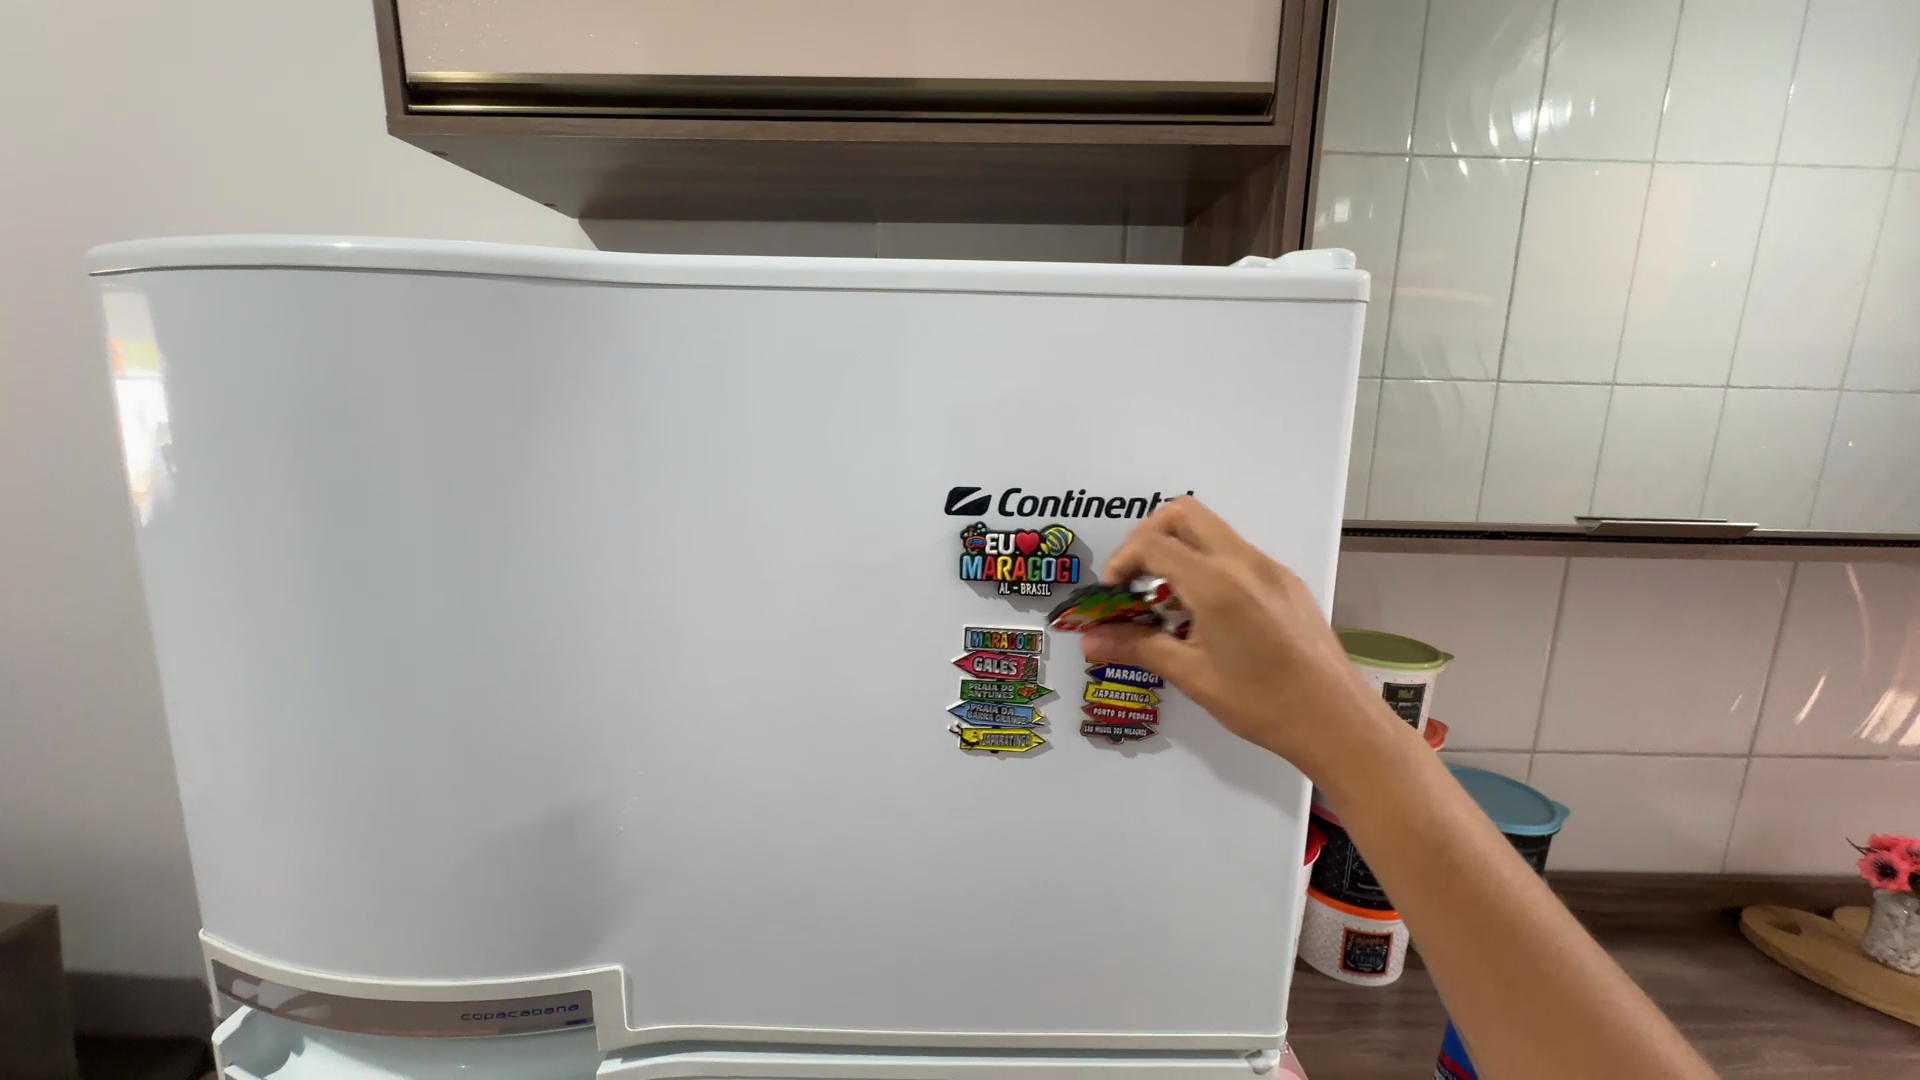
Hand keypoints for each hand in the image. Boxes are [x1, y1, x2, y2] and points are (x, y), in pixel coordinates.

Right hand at [1079, 498, 1405, 776]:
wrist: (1337, 722)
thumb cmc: (1262, 703)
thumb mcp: (1191, 675)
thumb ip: (1137, 647)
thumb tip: (1089, 640)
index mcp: (1217, 584)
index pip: (1153, 543)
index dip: (1122, 560)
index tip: (1114, 591)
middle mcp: (1245, 563)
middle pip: (1184, 513)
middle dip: (1149, 535)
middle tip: (1136, 576)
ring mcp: (1271, 569)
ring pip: (1213, 531)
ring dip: (1179, 550)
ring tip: (1168, 602)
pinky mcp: (1287, 582)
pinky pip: (1236, 554)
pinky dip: (1208, 566)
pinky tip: (1206, 615)